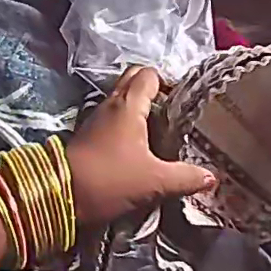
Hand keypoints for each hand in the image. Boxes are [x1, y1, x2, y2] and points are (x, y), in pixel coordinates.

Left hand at [64, 66, 216, 225]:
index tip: (185, 101)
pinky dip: (127, 125)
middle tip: (174, 113)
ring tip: (162, 130)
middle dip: (154, 90)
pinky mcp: (88, 135)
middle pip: (133, 81)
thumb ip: (185, 177)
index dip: (169, 82)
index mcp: (128, 105)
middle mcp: (110, 105)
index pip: (149, 74)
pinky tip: (141, 146)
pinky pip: (112, 120)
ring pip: (122, 101)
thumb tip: (211, 177)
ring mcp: (96, 119)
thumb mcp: (154, 182)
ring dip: (140, 109)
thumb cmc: (109, 180)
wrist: (59, 195)